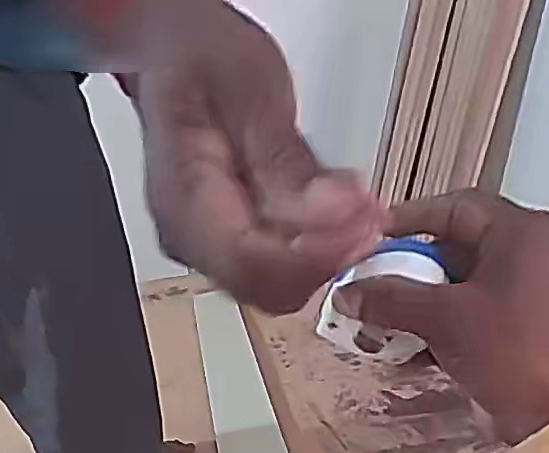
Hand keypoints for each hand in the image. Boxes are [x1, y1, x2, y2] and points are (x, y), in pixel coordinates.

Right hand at [113, 0, 384, 312]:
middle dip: (325, 262)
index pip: (249, 262)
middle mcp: (192, 242)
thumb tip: (335, 213)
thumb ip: (290, 163)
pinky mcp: (233, 252)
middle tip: (370, 222)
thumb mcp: (252, 95)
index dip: (310, 258)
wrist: (178, 65)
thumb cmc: (203, 68)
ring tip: (364, 217)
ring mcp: (210, 253)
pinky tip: (345, 222)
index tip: (359, 229)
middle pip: (265, 289)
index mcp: (185, 202)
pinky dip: (318, 253)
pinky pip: (280, 273)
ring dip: (327, 260)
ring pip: (277, 289)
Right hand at [335, 190, 548, 443]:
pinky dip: (426, 327)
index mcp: (518, 232)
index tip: (368, 239)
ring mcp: (513, 290)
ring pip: (447, 284)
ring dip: (409, 304)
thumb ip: (390, 300)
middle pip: (447, 248)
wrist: (548, 412)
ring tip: (374, 323)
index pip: (453, 207)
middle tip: (365, 286)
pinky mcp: (504, 324)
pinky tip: (398, 350)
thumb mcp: (443, 318)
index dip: (407, 220)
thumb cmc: (508, 350)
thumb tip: (345, 293)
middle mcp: (520, 252)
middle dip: (402, 271)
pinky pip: (455, 314)